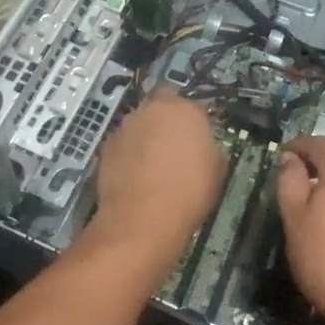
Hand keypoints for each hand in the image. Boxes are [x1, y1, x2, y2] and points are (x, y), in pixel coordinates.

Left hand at [89, 91, 224, 266]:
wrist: (141, 220)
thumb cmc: (189, 193)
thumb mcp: (218, 169)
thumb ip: (210, 146)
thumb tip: (204, 145)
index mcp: (183, 109)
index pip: (192, 104)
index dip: (195, 121)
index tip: (198, 139)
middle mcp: (152, 109)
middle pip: (161, 107)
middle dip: (167, 122)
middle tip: (175, 148)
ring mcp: (126, 126)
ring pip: (140, 124)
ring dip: (146, 136)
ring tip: (152, 165)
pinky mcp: (107, 146)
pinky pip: (124, 143)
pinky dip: (129, 153)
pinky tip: (134, 176)